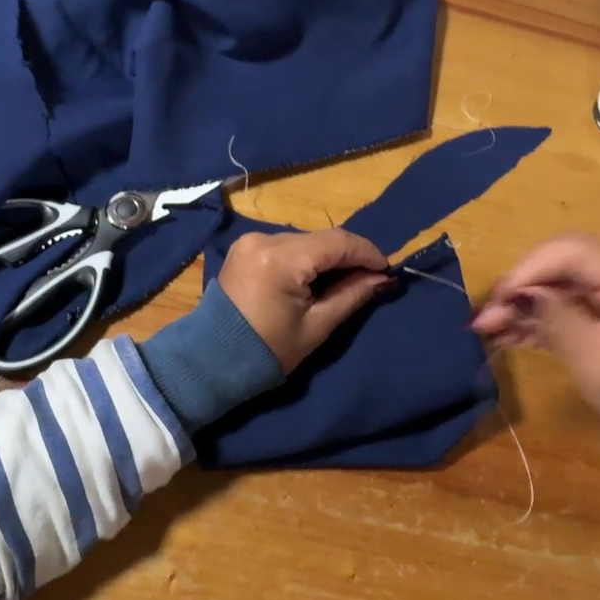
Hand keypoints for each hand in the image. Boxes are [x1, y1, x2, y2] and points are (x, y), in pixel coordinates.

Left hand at [219, 229, 390, 372]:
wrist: (211, 361)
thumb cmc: (268, 350)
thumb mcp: (317, 326)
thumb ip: (352, 295)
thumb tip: (383, 278)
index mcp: (281, 258)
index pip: (337, 242)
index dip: (367, 253)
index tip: (387, 269)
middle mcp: (264, 238)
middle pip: (320, 239)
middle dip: (348, 256)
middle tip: (370, 278)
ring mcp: (251, 241)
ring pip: (304, 241)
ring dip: (327, 257)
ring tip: (345, 280)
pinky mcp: (244, 247)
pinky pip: (286, 246)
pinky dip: (305, 258)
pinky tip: (316, 278)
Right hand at [471, 233, 599, 434]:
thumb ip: (560, 324)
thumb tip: (522, 295)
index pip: (572, 251)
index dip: (529, 269)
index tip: (499, 301)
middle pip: (561, 260)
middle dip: (521, 285)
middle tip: (486, 318)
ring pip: (559, 278)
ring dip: (524, 300)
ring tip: (488, 329)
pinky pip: (567, 295)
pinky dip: (539, 311)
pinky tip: (509, 331)